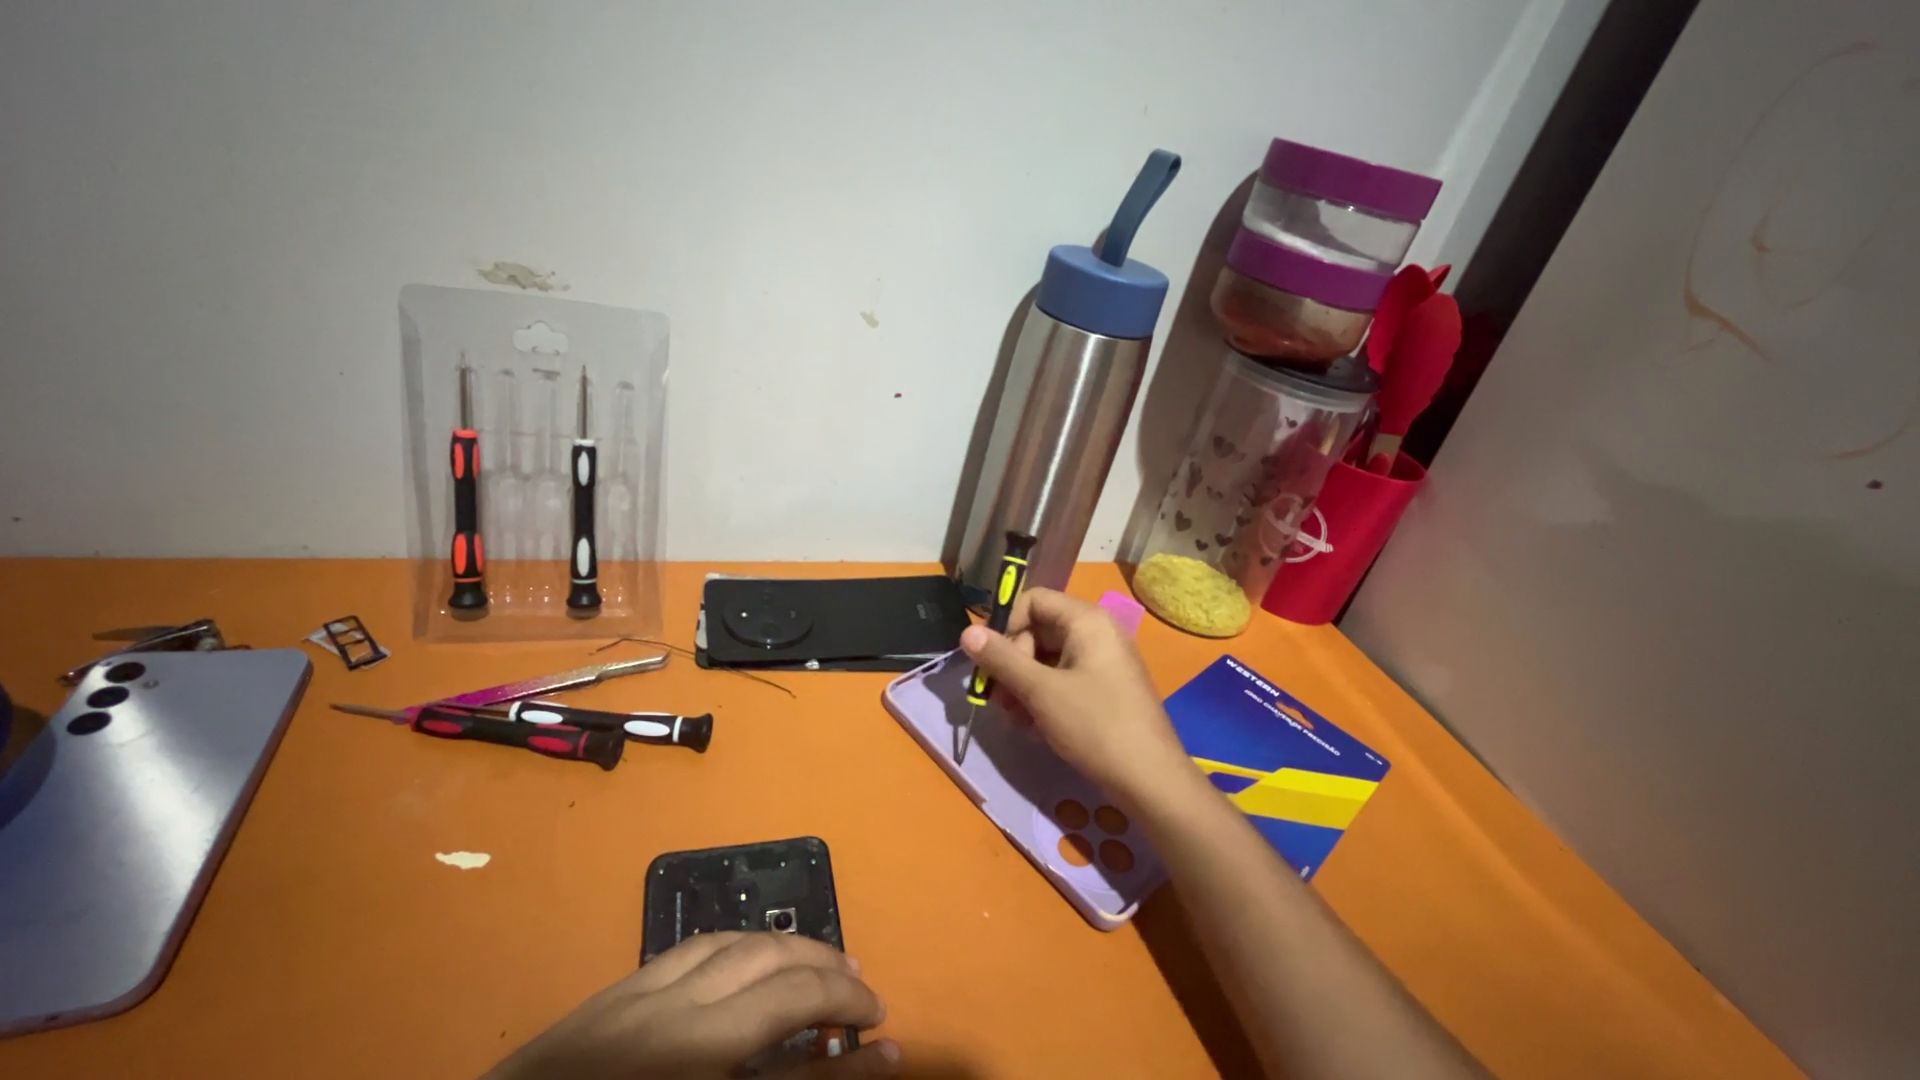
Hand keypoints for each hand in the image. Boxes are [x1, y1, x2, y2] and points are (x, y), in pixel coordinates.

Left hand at [484, 932, 895, 1079]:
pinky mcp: (617, 992)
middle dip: (830, 971)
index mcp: (697, 1049)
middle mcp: (675, 1009)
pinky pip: (694, 947)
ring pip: (737, 942)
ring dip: (790, 948)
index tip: (886, 1031)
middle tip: (865, 996)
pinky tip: (754, 957)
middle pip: (773, 961)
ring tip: (823, 965)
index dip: (849, 1008)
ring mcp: (641, 993)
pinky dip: (741, 947)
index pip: (795, 1001)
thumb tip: (854, 1063)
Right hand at [958, 588, 1190, 804]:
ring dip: (1023, 686)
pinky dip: (1044, 699)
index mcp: (1087, 621)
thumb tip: (966, 631)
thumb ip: (1001, 659)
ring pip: (1048, 660)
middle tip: (998, 699)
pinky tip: (1035, 729)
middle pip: (1039, 631)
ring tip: (1015, 719)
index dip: (1007, 625)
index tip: (990, 661)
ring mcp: (1104, 663)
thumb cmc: (1094, 725)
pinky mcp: (1106, 690)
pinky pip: (1064, 681)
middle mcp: (1098, 633)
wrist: (1150, 778)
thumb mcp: (1040, 691)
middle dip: (1012, 663)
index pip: (1034, 600)